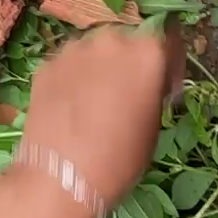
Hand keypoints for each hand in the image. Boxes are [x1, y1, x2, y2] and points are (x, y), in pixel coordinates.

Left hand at [13, 26, 176, 217]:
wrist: (60, 179)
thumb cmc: (120, 157)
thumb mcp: (154, 124)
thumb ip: (153, 89)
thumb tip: (145, 83)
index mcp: (147, 50)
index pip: (168, 39)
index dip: (170, 63)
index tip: (165, 87)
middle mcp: (112, 38)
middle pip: (129, 41)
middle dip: (131, 62)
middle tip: (128, 93)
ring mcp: (74, 48)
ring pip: (96, 51)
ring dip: (101, 68)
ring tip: (95, 101)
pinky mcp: (47, 64)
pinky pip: (69, 65)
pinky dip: (74, 78)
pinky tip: (71, 107)